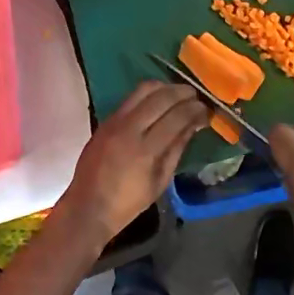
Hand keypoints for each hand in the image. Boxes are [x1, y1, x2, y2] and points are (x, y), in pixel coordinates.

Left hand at [60, 81, 207, 241]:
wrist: (88, 207)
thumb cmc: (128, 203)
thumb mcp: (160, 180)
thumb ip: (176, 149)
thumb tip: (193, 124)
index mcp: (145, 150)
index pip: (176, 117)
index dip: (194, 110)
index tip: (205, 109)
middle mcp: (128, 129)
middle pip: (161, 98)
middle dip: (183, 93)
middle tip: (196, 96)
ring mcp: (114, 122)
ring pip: (143, 90)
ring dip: (165, 88)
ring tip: (178, 94)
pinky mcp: (105, 121)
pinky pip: (130, 99)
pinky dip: (148, 95)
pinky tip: (159, 101)